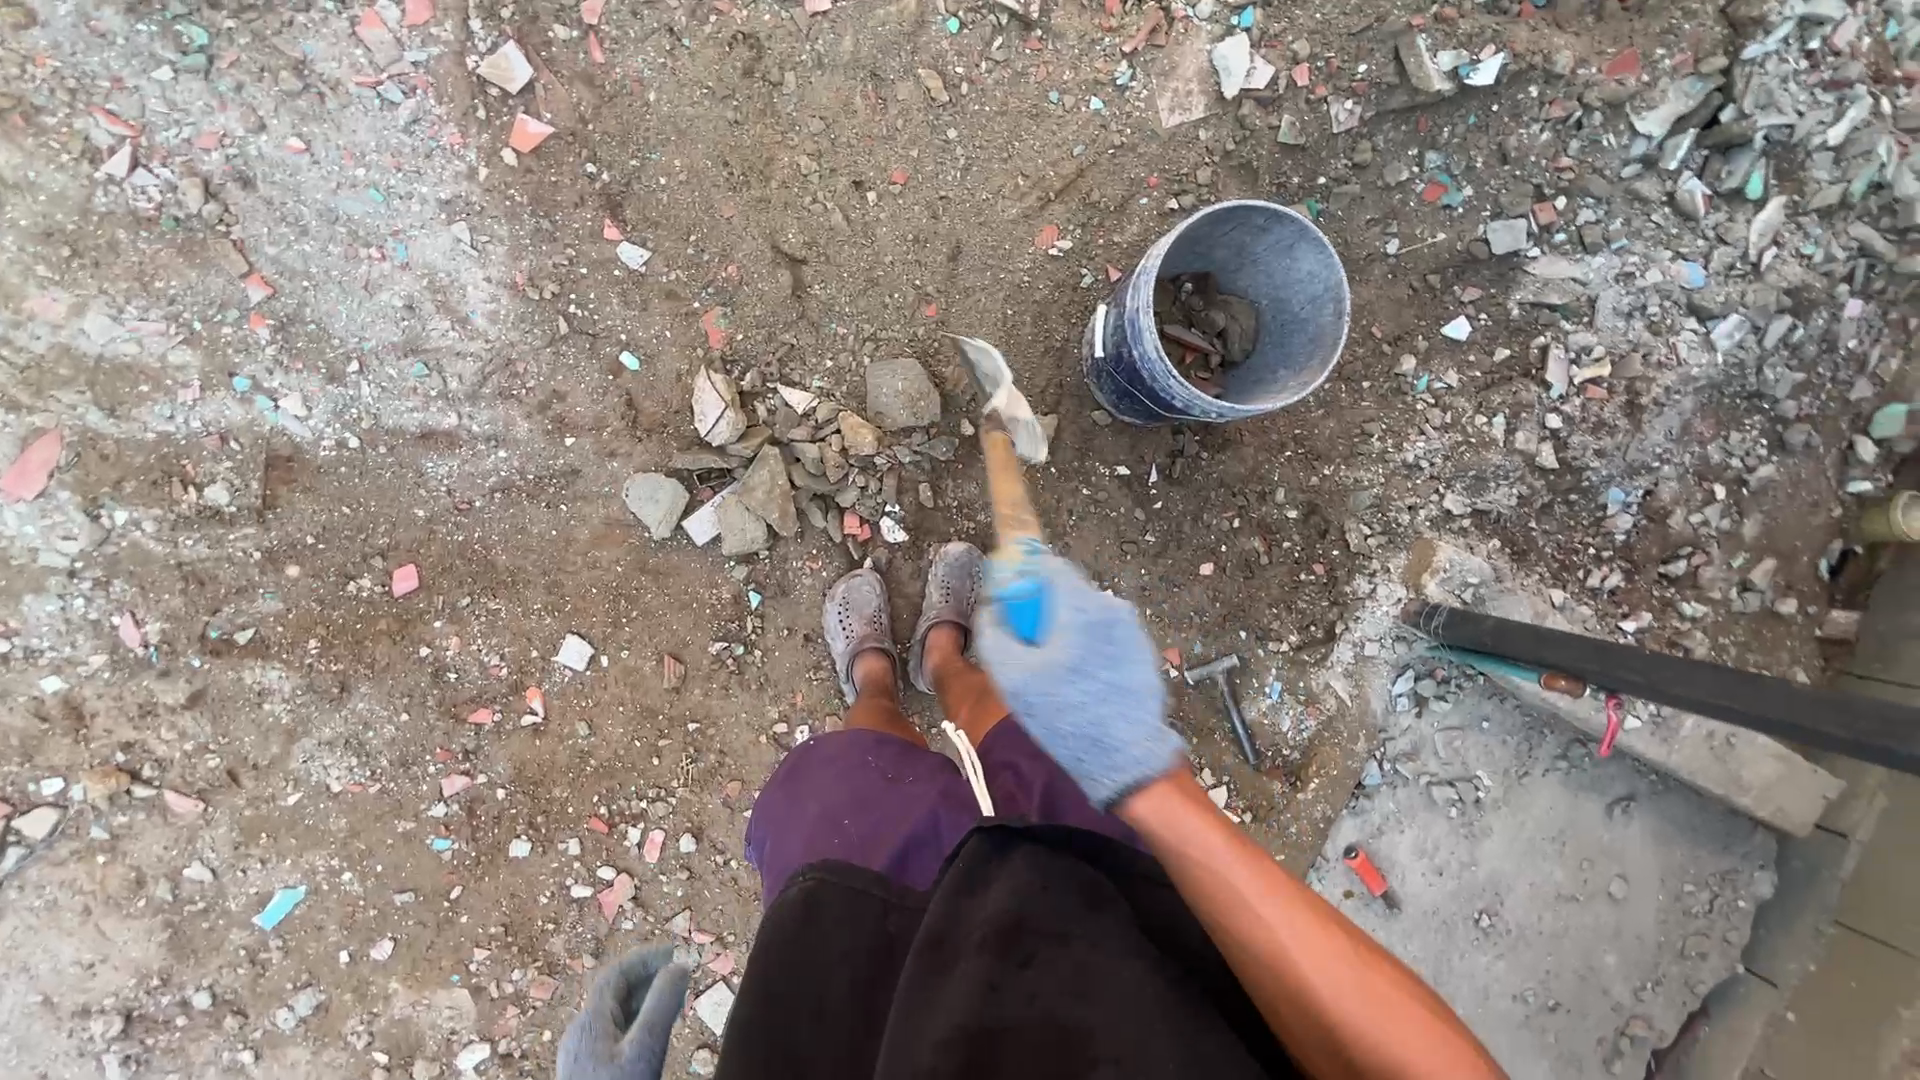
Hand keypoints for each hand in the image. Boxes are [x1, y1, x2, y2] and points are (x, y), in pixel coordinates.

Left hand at [558, 945, 690, 1079]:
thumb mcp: (646, 1049)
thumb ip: (662, 1004)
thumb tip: (680, 965)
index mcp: (589, 1022)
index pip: (615, 975)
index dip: (645, 958)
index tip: (677, 951)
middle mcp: (581, 1033)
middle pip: (615, 992)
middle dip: (649, 976)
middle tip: (682, 973)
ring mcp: (583, 1054)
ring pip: (617, 1013)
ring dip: (647, 999)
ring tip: (677, 998)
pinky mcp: (589, 1071)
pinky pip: (616, 1033)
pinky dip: (640, 1021)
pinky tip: (656, 1032)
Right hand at [975, 551, 1184, 807]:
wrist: (1124, 760)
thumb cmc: (1064, 714)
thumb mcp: (1011, 676)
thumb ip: (993, 632)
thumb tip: (992, 611)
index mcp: (1081, 604)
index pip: (1048, 565)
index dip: (1023, 581)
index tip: (1011, 610)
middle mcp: (1112, 608)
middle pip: (1067, 592)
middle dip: (1042, 613)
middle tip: (1027, 649)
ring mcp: (1133, 631)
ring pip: (1086, 616)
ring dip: (1066, 633)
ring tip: (1054, 674)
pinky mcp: (1143, 655)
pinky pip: (1106, 638)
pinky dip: (1088, 650)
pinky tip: (1079, 686)